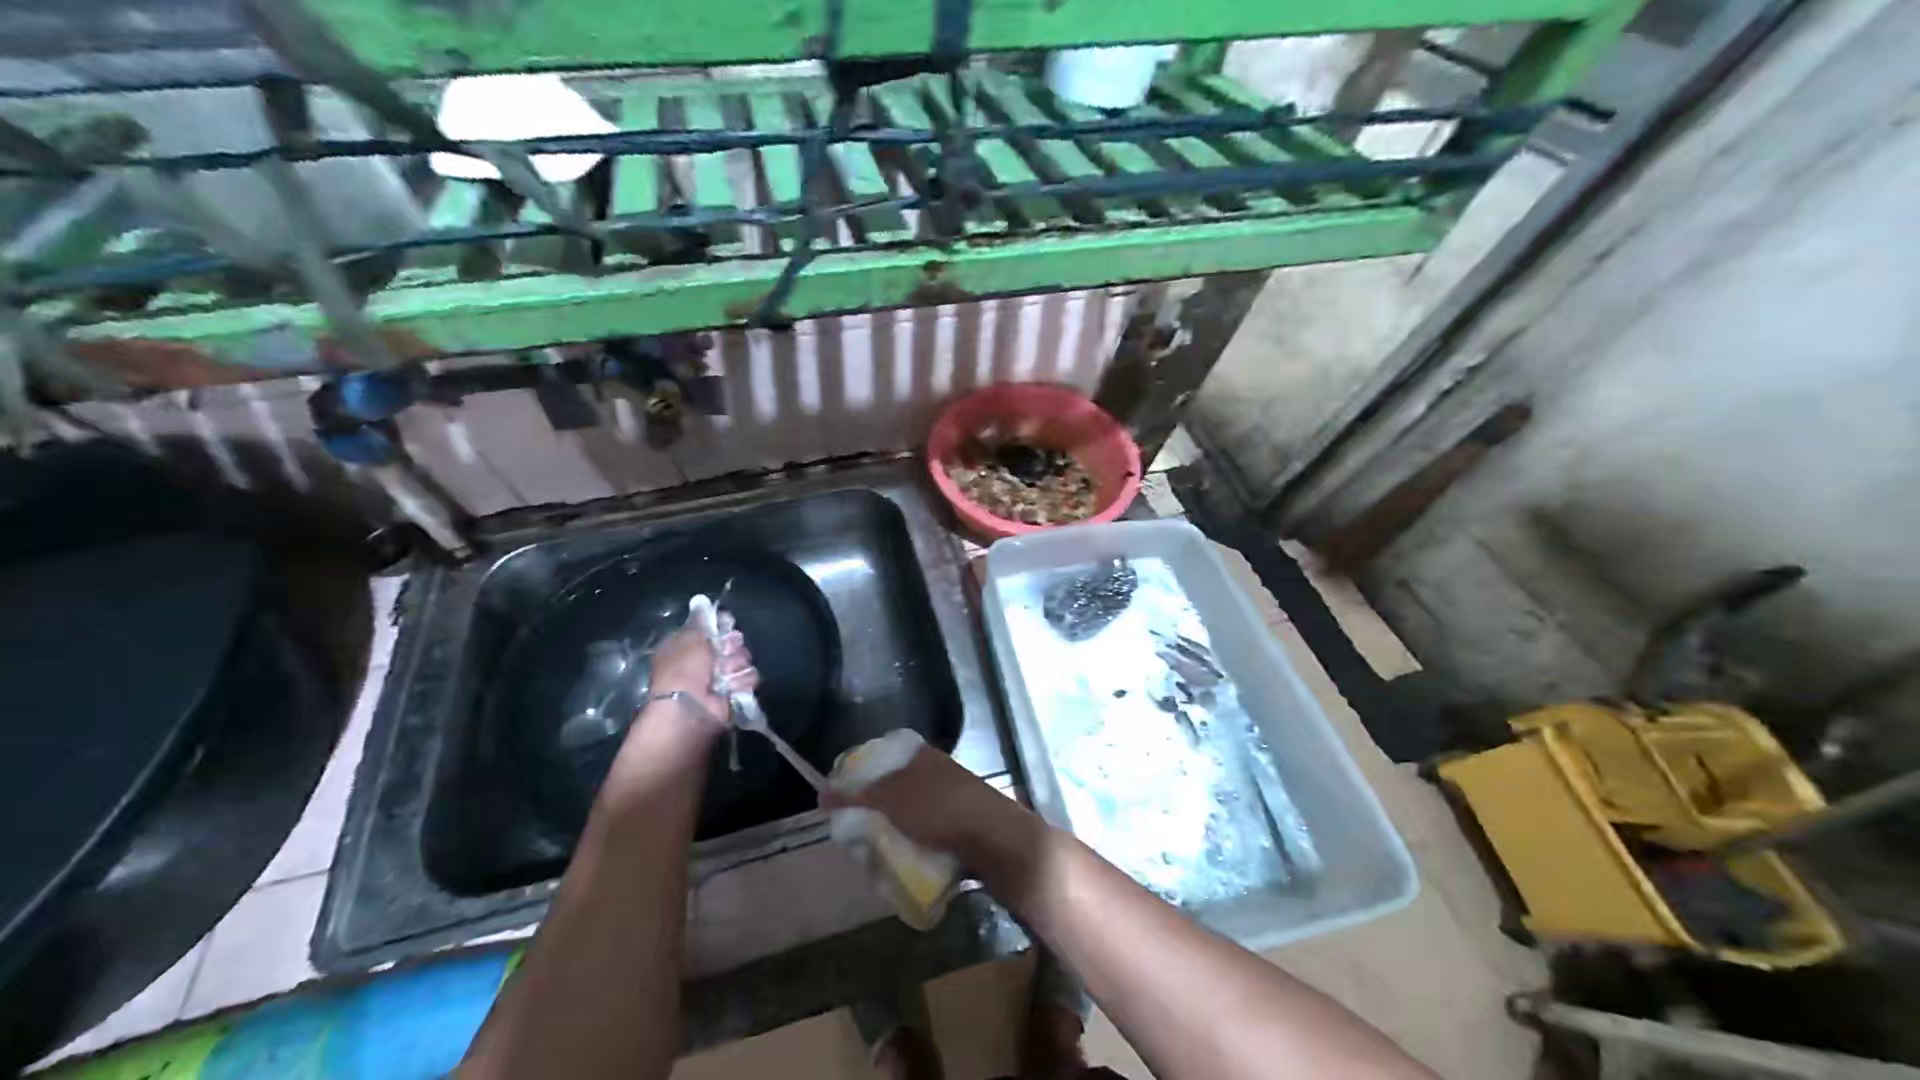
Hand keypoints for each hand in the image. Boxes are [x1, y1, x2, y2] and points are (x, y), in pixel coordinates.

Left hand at [645, 618, 755, 735]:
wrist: (691, 708)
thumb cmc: (683, 669)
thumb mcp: (688, 638)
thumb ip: (699, 620)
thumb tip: (701, 600)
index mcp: (691, 645)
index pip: (717, 626)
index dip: (723, 624)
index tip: (725, 624)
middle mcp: (708, 660)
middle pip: (735, 641)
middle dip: (730, 646)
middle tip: (720, 653)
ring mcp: (724, 676)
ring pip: (745, 658)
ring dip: (734, 665)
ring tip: (721, 675)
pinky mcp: (738, 692)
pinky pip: (750, 677)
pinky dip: (740, 682)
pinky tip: (728, 688)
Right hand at [824, 745, 1036, 860]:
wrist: (995, 839)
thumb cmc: (941, 809)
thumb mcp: (891, 799)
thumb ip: (856, 795)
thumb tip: (821, 792)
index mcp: (920, 757)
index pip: (880, 759)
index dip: (859, 779)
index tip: (841, 804)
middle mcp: (935, 773)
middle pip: (894, 791)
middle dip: (874, 813)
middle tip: (857, 835)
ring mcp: (951, 801)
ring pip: (910, 816)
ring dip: (894, 834)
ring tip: (877, 855)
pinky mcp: (961, 827)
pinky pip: (928, 836)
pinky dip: (914, 847)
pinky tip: (904, 863)